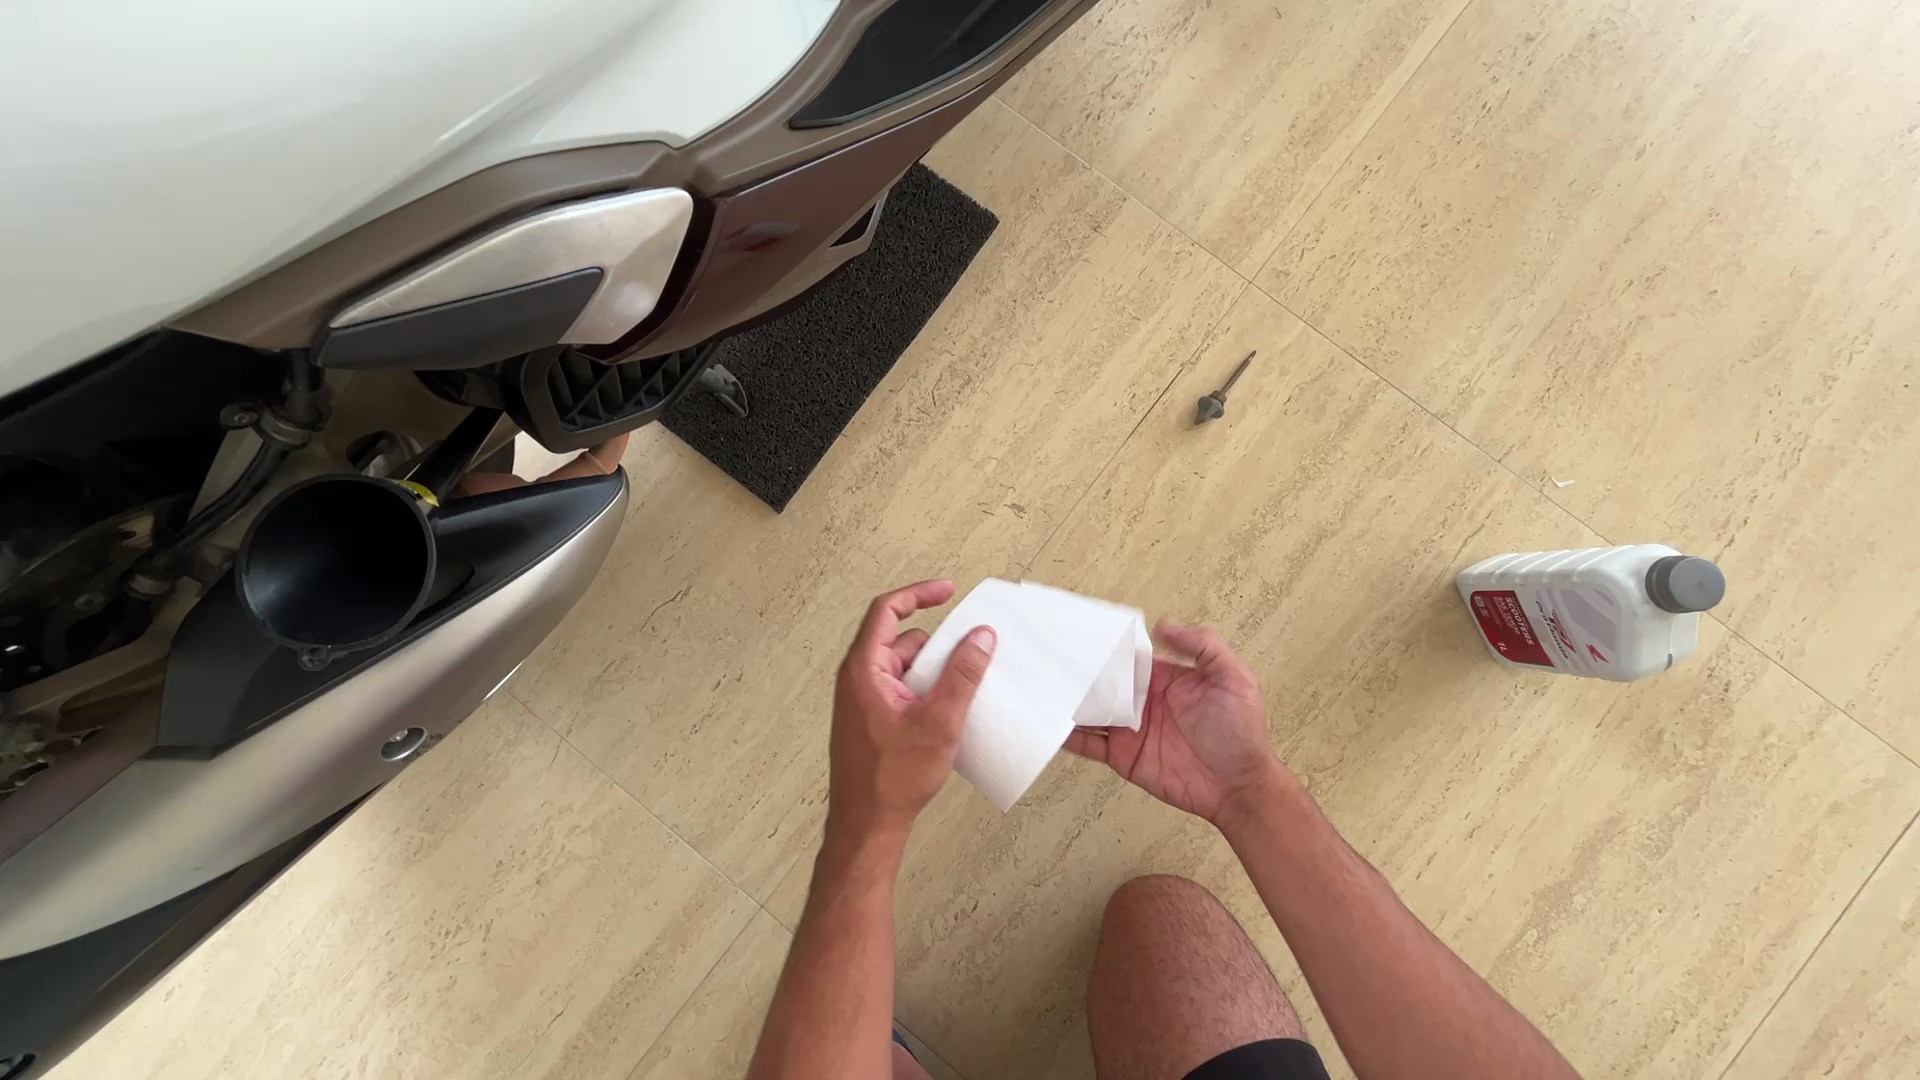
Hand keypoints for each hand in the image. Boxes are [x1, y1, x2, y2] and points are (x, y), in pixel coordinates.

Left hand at [828, 581, 995, 844]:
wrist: (867, 825)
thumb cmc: (891, 780)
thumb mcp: (939, 721)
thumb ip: (962, 674)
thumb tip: (980, 637)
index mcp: (864, 670)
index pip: (886, 610)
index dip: (918, 594)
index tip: (948, 590)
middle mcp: (858, 679)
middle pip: (902, 640)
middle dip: (938, 647)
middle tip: (969, 658)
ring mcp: (863, 699)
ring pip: (906, 667)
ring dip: (934, 673)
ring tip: (960, 696)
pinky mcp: (872, 717)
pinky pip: (903, 688)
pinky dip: (926, 691)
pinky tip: (947, 713)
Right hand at [1064, 620, 1281, 824]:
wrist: (1239, 787)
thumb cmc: (1242, 733)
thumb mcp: (1233, 678)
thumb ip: (1202, 646)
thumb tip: (1162, 624)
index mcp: (1162, 677)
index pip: (1126, 656)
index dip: (1105, 646)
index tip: (1079, 634)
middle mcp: (1140, 700)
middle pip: (1101, 681)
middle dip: (1078, 671)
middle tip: (1048, 660)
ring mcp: (1129, 729)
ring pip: (1088, 710)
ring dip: (1067, 701)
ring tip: (1041, 689)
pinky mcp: (1122, 756)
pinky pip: (1088, 744)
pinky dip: (1067, 736)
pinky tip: (1049, 726)